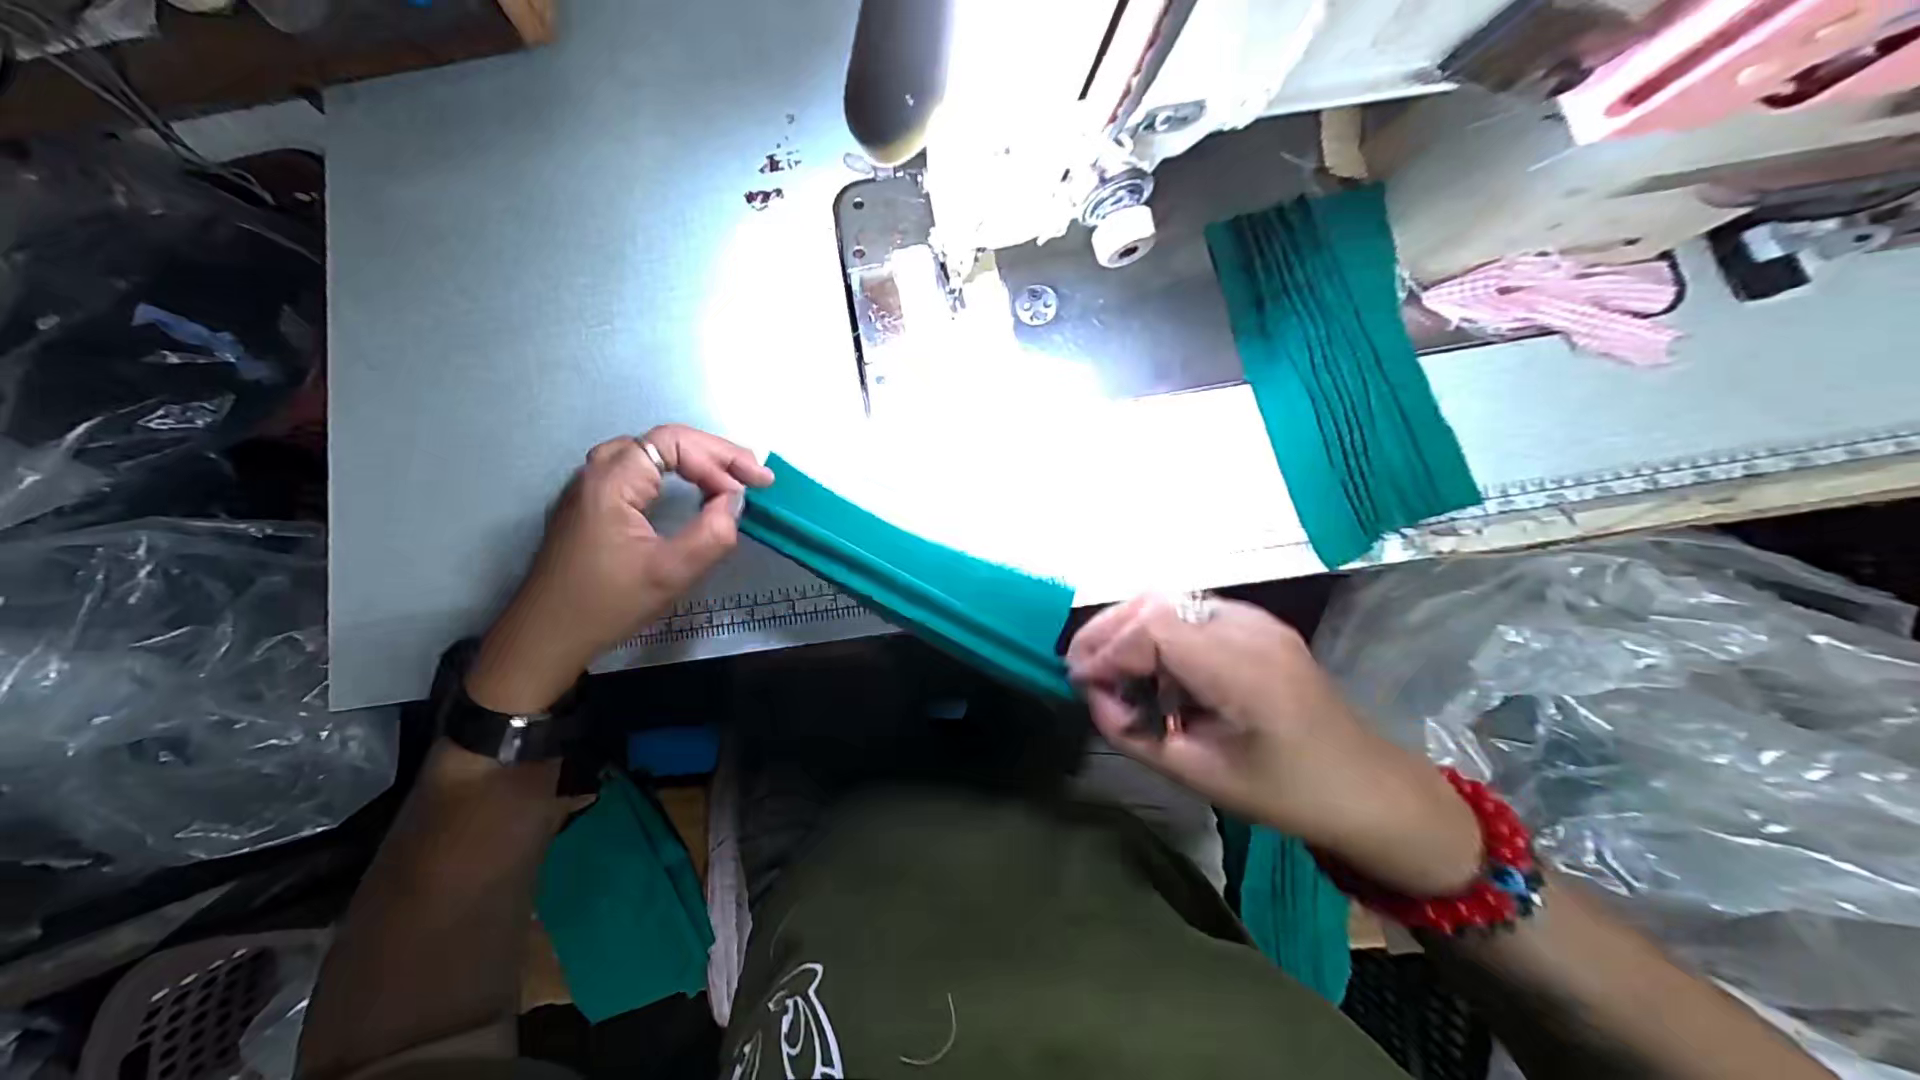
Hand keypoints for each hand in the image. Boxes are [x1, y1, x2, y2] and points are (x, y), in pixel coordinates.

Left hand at [467, 424, 774, 713]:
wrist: (545, 636)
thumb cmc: (607, 604)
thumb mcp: (670, 573)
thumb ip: (712, 534)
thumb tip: (734, 502)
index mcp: (612, 481)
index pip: (674, 442)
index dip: (719, 458)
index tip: (754, 486)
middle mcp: (597, 473)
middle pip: (664, 441)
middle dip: (714, 455)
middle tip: (755, 476)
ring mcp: (591, 488)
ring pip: (651, 454)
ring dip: (696, 461)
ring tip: (732, 478)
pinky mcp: (592, 506)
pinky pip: (640, 472)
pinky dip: (676, 474)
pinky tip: (695, 490)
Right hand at [1066, 594, 1481, 896]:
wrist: (1368, 786)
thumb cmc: (1289, 793)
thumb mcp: (1202, 776)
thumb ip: (1136, 734)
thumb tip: (1093, 697)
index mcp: (1243, 670)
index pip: (1153, 629)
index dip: (1105, 650)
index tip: (1080, 682)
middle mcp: (1248, 628)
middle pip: (1154, 602)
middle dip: (1106, 631)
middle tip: (1080, 669)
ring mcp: (1255, 620)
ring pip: (1168, 601)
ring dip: (1127, 628)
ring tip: (1107, 668)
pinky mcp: (1255, 624)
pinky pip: (1188, 613)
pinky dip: (1155, 631)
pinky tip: (1149, 665)